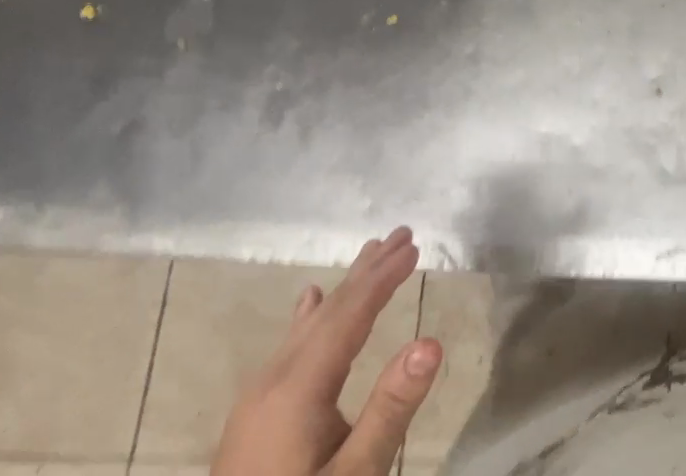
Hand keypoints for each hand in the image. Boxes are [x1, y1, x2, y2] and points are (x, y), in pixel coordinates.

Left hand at [212, 227, 440, 475]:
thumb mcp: (356, 475)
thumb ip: (390, 409)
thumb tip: (431, 342)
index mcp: (297, 389)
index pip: (348, 317)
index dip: (383, 279)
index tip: (414, 245)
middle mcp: (273, 381)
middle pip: (328, 312)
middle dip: (367, 272)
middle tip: (401, 234)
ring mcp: (258, 397)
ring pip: (308, 325)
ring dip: (345, 288)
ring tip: (370, 257)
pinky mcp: (254, 415)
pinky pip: (291, 344)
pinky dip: (310, 315)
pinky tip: (308, 302)